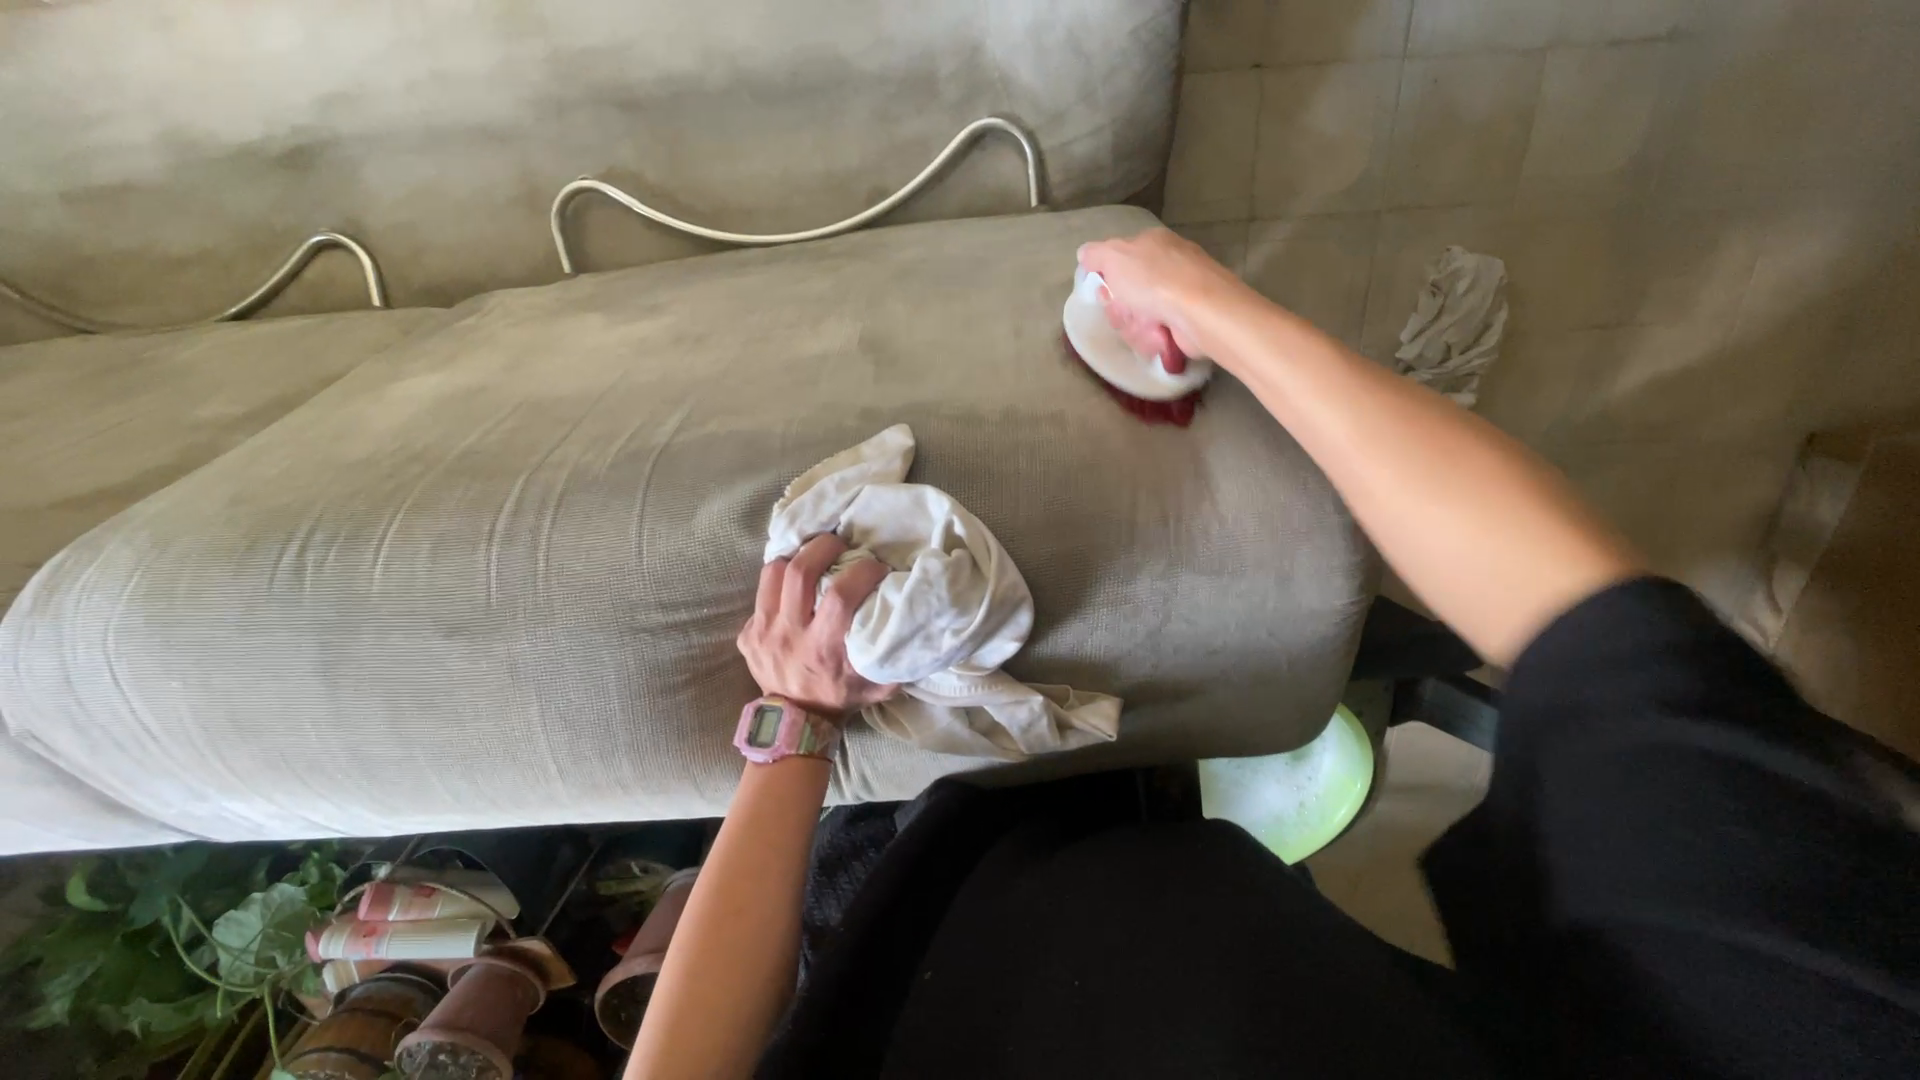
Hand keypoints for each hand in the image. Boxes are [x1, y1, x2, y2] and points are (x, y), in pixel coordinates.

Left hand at [737, 533, 896, 717]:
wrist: (796, 724)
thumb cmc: (840, 699)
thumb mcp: (876, 685)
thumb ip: (894, 657)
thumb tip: (920, 624)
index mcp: (823, 648)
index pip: (841, 595)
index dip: (862, 571)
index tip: (877, 566)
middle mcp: (789, 636)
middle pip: (800, 572)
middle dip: (823, 547)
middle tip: (840, 542)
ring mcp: (762, 633)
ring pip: (773, 574)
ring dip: (795, 558)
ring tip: (812, 555)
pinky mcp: (747, 635)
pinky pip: (760, 594)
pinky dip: (777, 581)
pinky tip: (792, 582)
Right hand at [1078, 228, 1253, 363]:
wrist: (1201, 312)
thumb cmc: (1155, 280)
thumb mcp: (1115, 257)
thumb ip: (1096, 254)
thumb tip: (1084, 253)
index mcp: (1151, 244)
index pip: (1118, 262)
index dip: (1107, 280)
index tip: (1105, 294)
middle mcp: (1166, 266)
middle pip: (1126, 294)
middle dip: (1121, 310)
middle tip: (1126, 313)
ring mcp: (1178, 295)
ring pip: (1138, 317)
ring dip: (1136, 327)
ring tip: (1148, 327)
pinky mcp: (1185, 322)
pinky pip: (1156, 333)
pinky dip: (1153, 338)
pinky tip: (1160, 336)